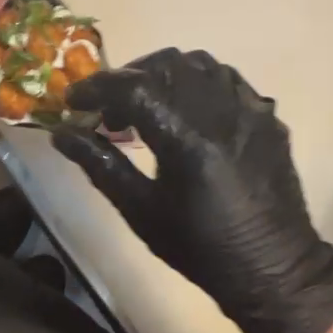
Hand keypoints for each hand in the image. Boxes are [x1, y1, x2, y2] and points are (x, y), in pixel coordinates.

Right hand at [52, 49, 332, 332]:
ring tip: (145, 108)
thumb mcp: (139, 210)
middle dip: (128, 77)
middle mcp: (223, 112)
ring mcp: (251, 110)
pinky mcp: (268, 117)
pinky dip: (196, 86)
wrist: (271, 268)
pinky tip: (185, 115)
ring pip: (200, 65)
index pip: (134, 87)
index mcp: (188, 138)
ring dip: (163, 76)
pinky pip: (227, 82)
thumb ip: (99, 164)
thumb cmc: (198, 248)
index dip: (97, 87)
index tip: (73, 99)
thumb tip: (61, 133)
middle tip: (108, 108)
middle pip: (166, 64)